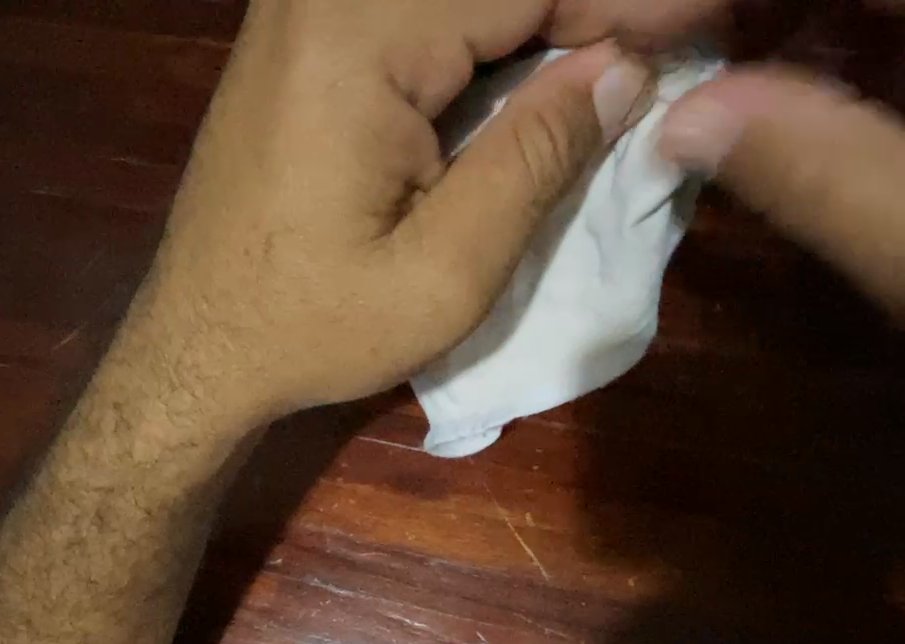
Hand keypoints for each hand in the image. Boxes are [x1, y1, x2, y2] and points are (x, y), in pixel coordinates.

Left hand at [116, 0, 656, 433]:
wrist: (197, 349)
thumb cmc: (310, 331)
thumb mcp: (440, 277)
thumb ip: (534, 163)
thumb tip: (621, 70)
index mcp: (358, 37)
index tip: (706, 21)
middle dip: (587, 4)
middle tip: (670, 37)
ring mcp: (301, 10)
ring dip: (538, 19)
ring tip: (614, 48)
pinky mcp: (298, 40)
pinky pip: (413, 13)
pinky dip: (484, 34)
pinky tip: (537, 59)